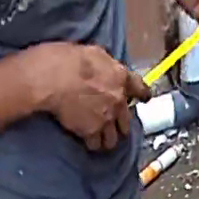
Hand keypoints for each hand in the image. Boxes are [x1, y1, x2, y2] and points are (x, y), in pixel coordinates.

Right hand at [24, 42, 148, 151]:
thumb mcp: (94, 54)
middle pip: (125, 122)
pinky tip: (86, 140)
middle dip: (119, 124)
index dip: (143, 95)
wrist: (54, 79)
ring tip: (99, 137)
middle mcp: (117, 100)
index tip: (145, 99)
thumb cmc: (68, 60)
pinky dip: (91, 143)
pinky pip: (96, 144)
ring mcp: (106, 119)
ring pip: (112, 139)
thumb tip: (107, 73)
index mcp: (120, 77)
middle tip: (111, 124)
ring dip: (107, 138)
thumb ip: (106, 68)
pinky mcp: (92, 132)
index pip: (139, 88)